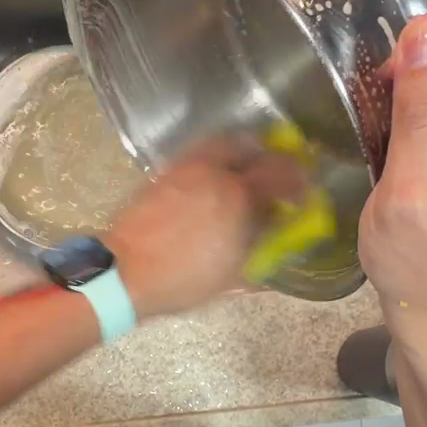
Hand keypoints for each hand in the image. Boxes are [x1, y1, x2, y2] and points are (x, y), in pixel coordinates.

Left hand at [106, 137, 305, 317]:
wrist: (124, 273)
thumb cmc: (178, 282)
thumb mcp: (228, 276)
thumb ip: (258, 252)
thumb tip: (275, 240)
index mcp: (238, 198)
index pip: (281, 175)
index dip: (298, 181)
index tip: (302, 192)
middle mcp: (215, 174)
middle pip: (254, 149)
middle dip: (272, 159)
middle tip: (277, 174)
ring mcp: (187, 169)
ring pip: (224, 144)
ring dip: (243, 153)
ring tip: (247, 170)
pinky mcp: (165, 173)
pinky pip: (198, 155)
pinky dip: (214, 160)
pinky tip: (213, 179)